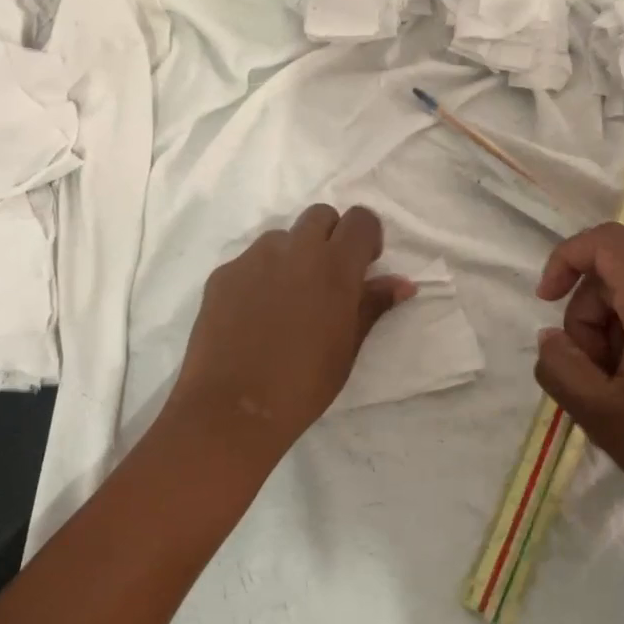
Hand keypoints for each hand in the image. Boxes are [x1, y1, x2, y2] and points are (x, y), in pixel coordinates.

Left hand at [166, 204, 415, 466]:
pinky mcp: (222, 274)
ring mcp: (252, 259)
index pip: (360, 219)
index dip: (366, 237)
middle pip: (320, 216)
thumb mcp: (347, 347)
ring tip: (287, 301)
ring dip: (292, 255)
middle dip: (330, 237)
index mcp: (333, 266)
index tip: (363, 265)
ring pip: (280, 238)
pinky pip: (249, 261)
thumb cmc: (303, 384)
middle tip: (327, 280)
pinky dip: (259, 277)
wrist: (234, 406)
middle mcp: (293, 250)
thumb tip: (402, 283)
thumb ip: (372, 305)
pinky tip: (253, 316)